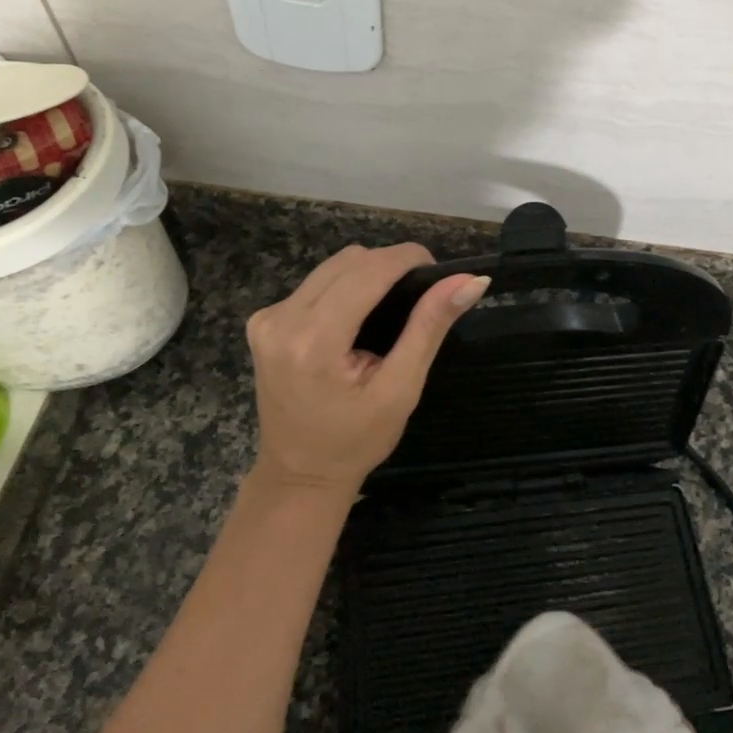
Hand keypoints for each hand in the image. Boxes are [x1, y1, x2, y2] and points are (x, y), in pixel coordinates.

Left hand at [246, 244, 490, 494]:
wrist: (299, 474)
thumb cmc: (356, 440)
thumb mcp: (401, 388)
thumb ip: (430, 326)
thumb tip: (470, 279)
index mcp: (314, 340)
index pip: (368, 271)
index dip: (407, 258)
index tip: (437, 270)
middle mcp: (282, 319)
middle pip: (348, 261)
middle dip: (388, 267)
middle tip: (420, 296)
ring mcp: (267, 318)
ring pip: (331, 267)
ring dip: (365, 276)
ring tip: (391, 309)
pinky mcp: (262, 321)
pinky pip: (314, 284)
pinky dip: (343, 290)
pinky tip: (356, 321)